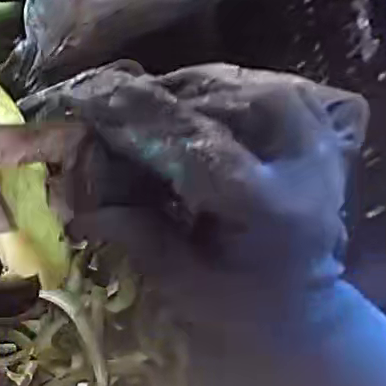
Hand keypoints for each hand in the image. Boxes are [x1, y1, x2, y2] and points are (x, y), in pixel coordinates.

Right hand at [24, 62, 385, 385]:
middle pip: (204, 102)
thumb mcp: (181, 284)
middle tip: (83, 108)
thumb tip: (71, 202)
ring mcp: (313, 124)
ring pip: (216, 81)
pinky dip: (187, 91)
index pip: (196, 147)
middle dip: (135, 105)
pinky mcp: (308, 110)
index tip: (76, 100)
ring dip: (159, 94)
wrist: (302, 298)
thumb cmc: (238, 305)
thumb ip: (133, 234)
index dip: (132, 120)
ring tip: (116, 114)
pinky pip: (232, 80)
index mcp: (275, 208)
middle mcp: (305, 154)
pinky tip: (161, 110)